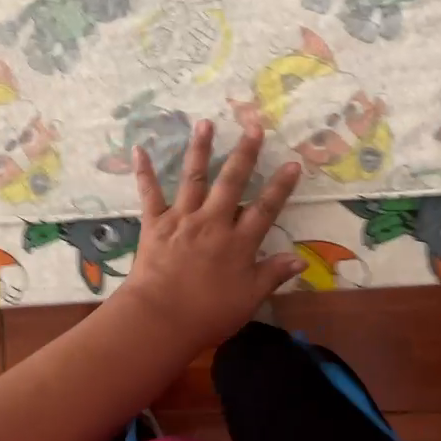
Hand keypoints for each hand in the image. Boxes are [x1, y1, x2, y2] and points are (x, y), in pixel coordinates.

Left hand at [113, 119, 305, 349]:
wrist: (161, 317)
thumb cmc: (208, 314)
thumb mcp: (249, 299)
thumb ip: (272, 274)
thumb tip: (300, 258)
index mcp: (238, 243)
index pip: (265, 209)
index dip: (281, 186)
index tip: (293, 163)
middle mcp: (212, 222)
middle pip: (232, 182)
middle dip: (245, 153)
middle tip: (253, 125)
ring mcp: (182, 218)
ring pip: (193, 177)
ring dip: (200, 148)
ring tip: (205, 122)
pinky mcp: (155, 222)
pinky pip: (149, 192)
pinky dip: (144, 170)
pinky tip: (139, 149)